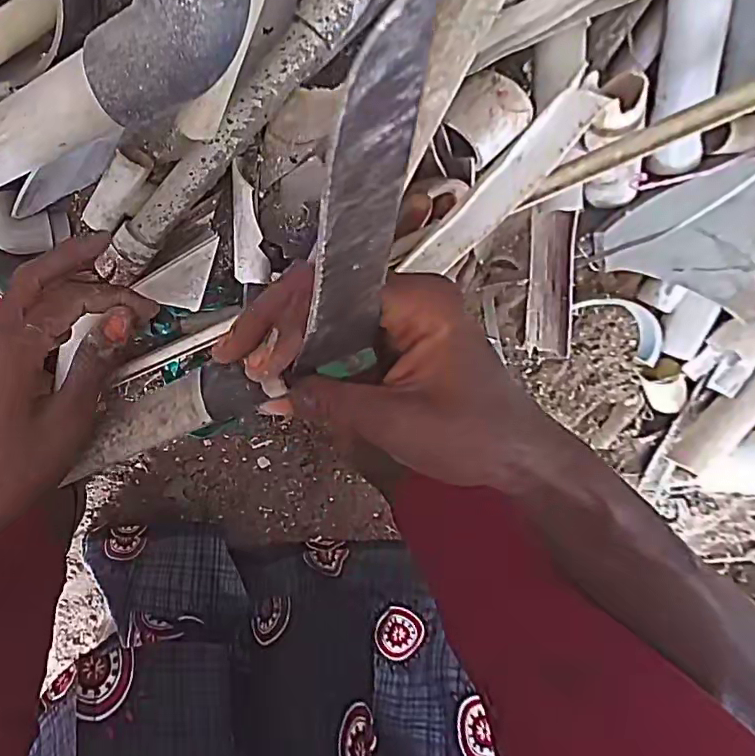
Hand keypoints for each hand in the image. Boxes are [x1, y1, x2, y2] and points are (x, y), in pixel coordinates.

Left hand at [0, 234, 153, 616]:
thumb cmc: (12, 472)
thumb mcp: (67, 420)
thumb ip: (94, 364)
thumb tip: (119, 321)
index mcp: (13, 348)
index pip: (69, 300)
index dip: (111, 296)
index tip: (143, 305)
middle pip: (34, 279)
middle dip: (73, 258)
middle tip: (110, 249)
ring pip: (24, 298)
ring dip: (60, 282)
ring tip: (99, 277)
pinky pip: (20, 323)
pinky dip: (49, 310)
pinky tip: (75, 320)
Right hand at [213, 263, 576, 493]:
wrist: (518, 463)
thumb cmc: (480, 436)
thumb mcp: (396, 421)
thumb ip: (330, 401)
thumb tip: (276, 391)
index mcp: (420, 300)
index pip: (335, 291)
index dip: (291, 323)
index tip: (265, 361)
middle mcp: (403, 299)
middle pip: (320, 297)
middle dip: (273, 328)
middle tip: (236, 354)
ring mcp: (392, 321)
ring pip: (320, 319)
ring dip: (283, 345)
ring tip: (251, 371)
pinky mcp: (384, 345)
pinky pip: (333, 344)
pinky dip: (303, 363)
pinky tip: (277, 382)